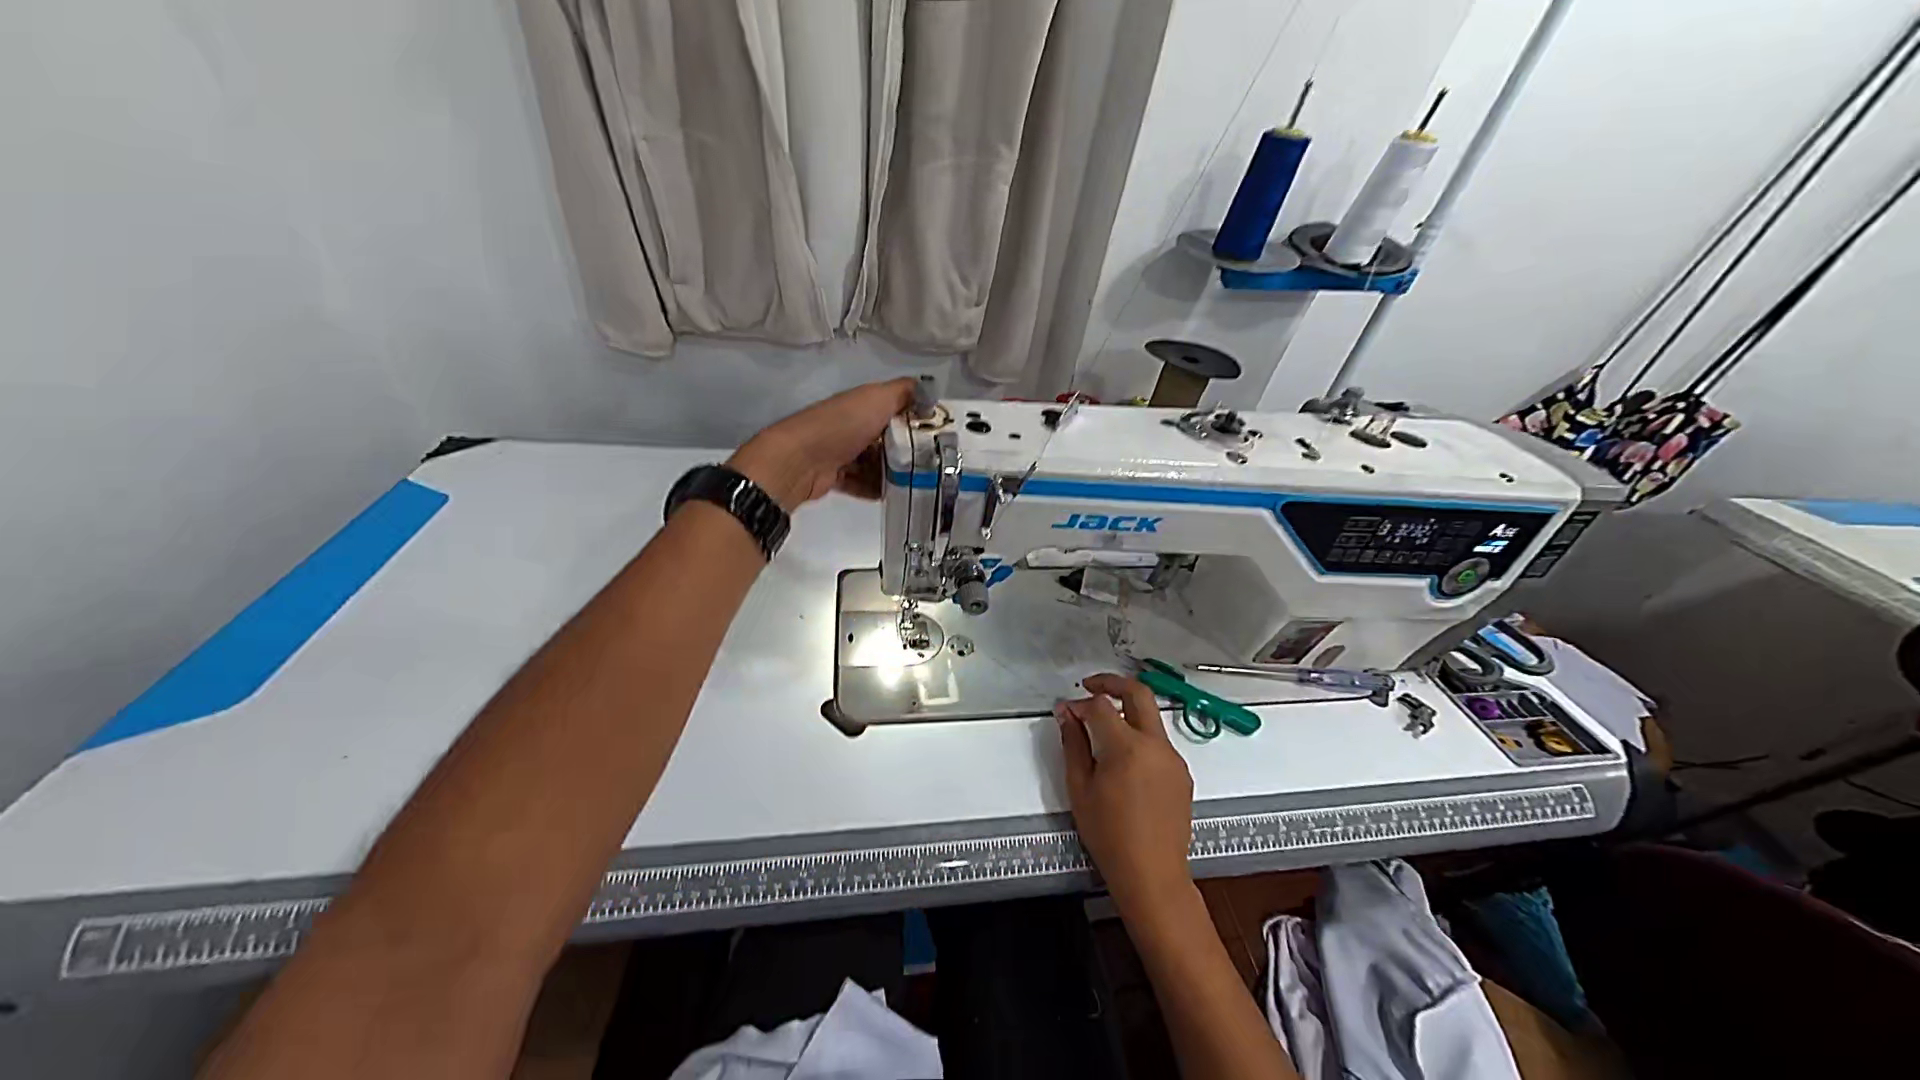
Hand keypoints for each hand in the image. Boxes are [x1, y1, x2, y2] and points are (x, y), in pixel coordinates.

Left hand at [728, 378, 915, 510]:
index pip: (895, 409)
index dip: (916, 420)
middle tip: (932, 465)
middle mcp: (850, 425)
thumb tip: (929, 390)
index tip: (939, 436)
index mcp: (861, 403)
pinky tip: (894, 495)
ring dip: (893, 473)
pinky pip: (861, 482)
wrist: (799, 461)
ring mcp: (841, 451)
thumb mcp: (877, 398)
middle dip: (907, 451)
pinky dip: (876, 488)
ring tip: (917, 483)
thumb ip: (904, 392)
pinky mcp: (834, 476)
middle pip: (886, 439)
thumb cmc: (841, 425)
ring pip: (875, 463)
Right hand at [1056, 674, 1195, 917]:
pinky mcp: (1182, 774)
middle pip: (1138, 693)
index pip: (1101, 706)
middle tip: (1091, 686)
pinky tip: (1123, 759)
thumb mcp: (1080, 788)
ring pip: (1151, 718)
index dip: (1080, 704)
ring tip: (1102, 727)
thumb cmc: (1110, 836)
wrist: (1152, 875)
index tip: (1067, 712)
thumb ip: (1073, 745)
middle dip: (1112, 682)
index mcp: (1127, 748)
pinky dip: (1140, 737)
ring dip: (1127, 711)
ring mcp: (1173, 759)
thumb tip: (1067, 715)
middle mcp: (1156, 746)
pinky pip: (1159, 743)